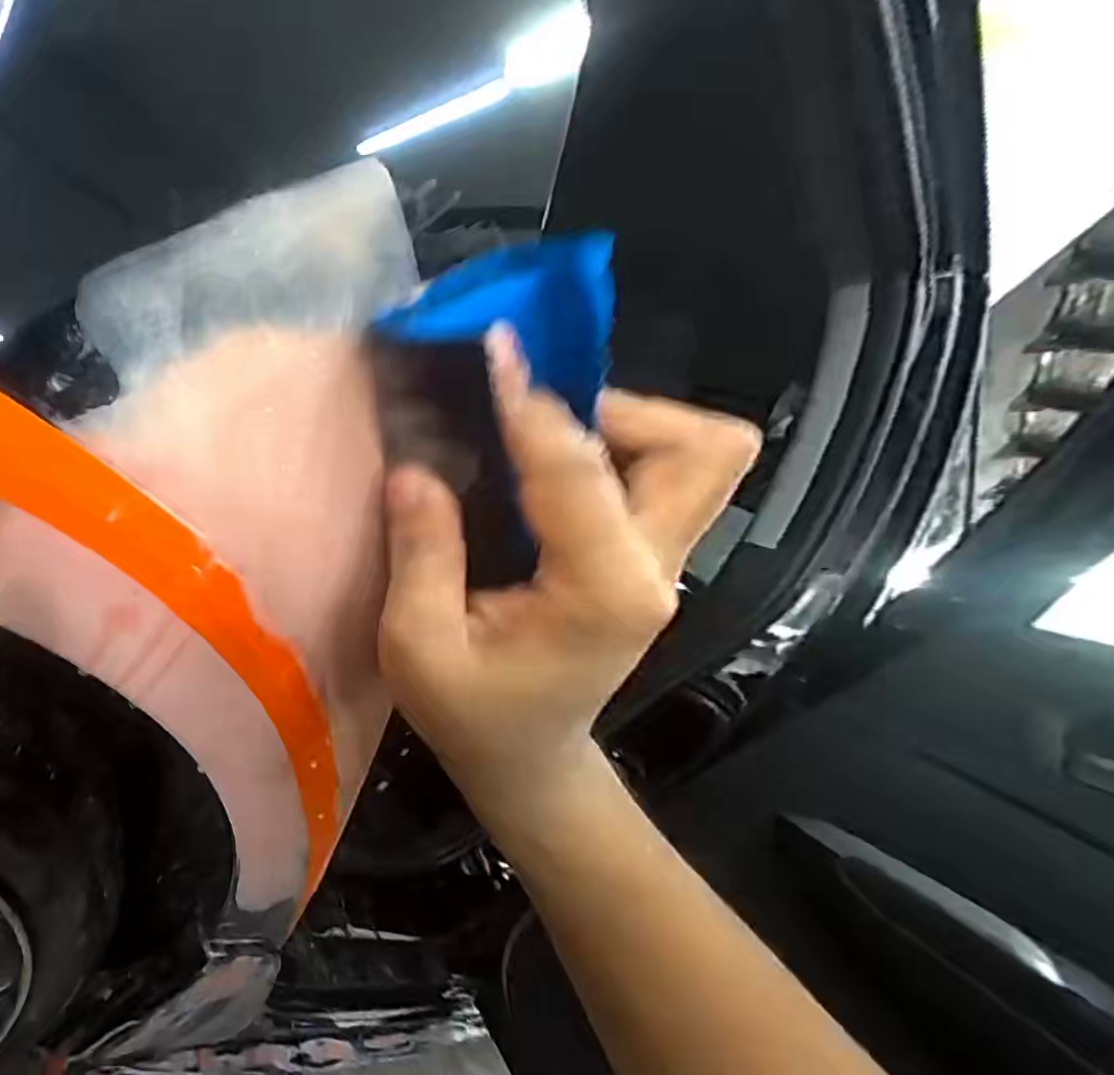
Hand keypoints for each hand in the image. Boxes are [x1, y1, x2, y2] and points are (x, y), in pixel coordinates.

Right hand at [378, 328, 759, 822]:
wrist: (525, 759)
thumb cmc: (470, 714)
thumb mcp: (419, 645)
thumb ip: (422, 554)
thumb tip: (414, 468)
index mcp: (603, 592)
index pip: (577, 473)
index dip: (532, 408)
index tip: (496, 354)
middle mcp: (653, 569)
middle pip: (700, 449)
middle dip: (618, 408)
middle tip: (529, 410)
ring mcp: (659, 565)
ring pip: (694, 457)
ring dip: (622, 423)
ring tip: (534, 430)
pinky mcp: (642, 561)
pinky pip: (655, 477)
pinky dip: (608, 449)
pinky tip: (540, 461)